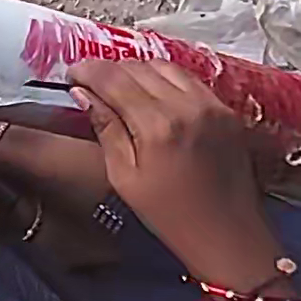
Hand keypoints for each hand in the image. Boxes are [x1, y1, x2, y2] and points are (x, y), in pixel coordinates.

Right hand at [67, 60, 270, 265]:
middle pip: (137, 66)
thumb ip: (105, 128)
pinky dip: (162, 77)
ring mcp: (211, 104)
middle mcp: (186, 105)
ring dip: (135, 69)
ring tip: (118, 86)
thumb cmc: (168, 214)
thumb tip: (83, 94)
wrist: (229, 235)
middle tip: (89, 83)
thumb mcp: (124, 176)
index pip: (113, 78)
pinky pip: (187, 78)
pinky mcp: (226, 109)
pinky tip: (150, 93)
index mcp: (157, 125)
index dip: (86, 70)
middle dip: (107, 69)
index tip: (71, 75)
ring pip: (163, 65)